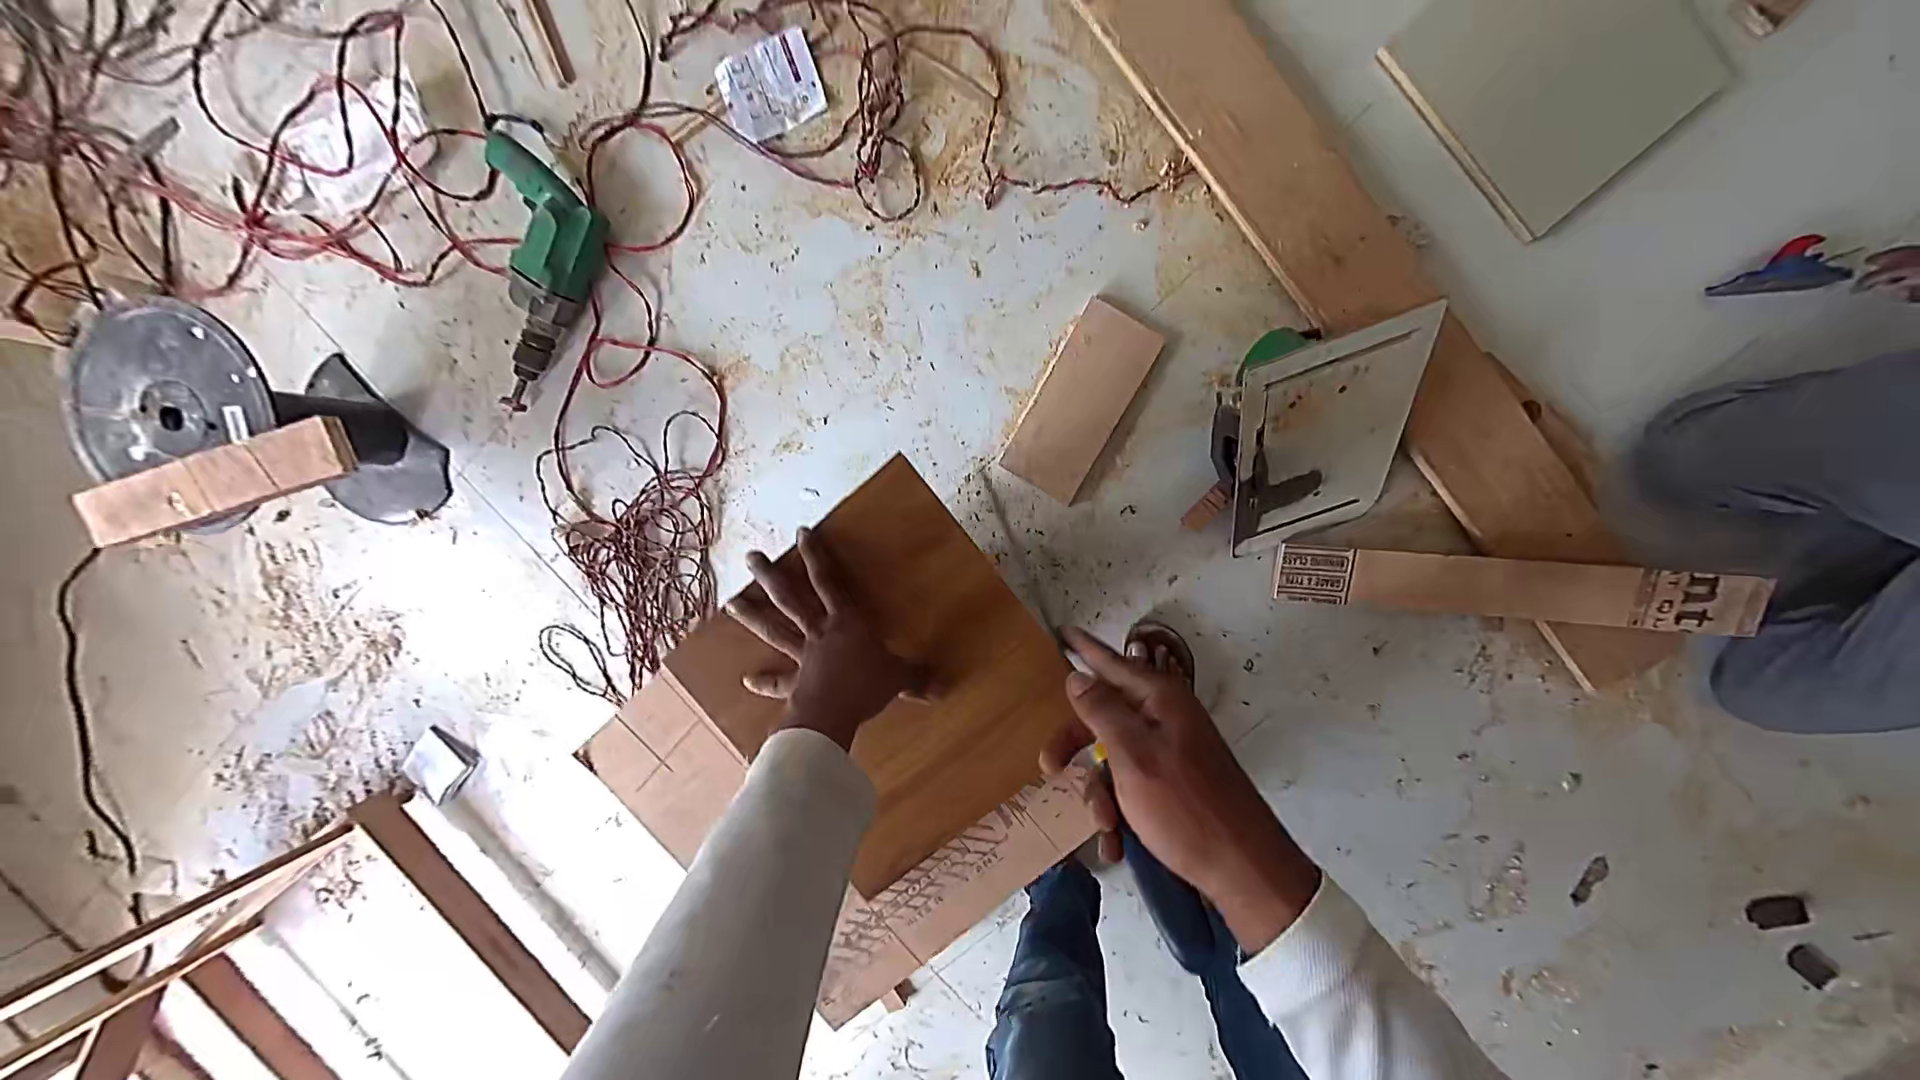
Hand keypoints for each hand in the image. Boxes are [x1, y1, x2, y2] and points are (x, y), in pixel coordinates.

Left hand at [726, 528, 926, 750]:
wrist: (833, 714)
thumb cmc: (865, 685)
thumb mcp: (898, 678)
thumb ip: (917, 677)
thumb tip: (944, 685)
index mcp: (846, 622)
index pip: (829, 581)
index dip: (816, 556)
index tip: (802, 533)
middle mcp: (819, 631)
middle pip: (789, 598)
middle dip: (770, 576)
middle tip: (751, 558)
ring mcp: (803, 655)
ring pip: (774, 629)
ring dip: (753, 615)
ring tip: (731, 602)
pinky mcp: (796, 681)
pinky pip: (780, 680)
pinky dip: (765, 681)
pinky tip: (747, 680)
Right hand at [1043, 626, 1321, 952]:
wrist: (1243, 870)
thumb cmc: (1186, 808)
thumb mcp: (1132, 755)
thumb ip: (1102, 711)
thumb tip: (1078, 676)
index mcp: (1159, 700)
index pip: (1111, 663)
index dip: (1084, 649)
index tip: (1062, 632)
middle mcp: (1165, 717)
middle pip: (1104, 715)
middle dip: (1077, 747)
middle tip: (1050, 766)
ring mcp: (1171, 749)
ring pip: (1113, 756)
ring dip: (1100, 792)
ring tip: (1106, 828)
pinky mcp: (1174, 780)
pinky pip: (1131, 783)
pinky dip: (1120, 810)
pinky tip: (1118, 841)